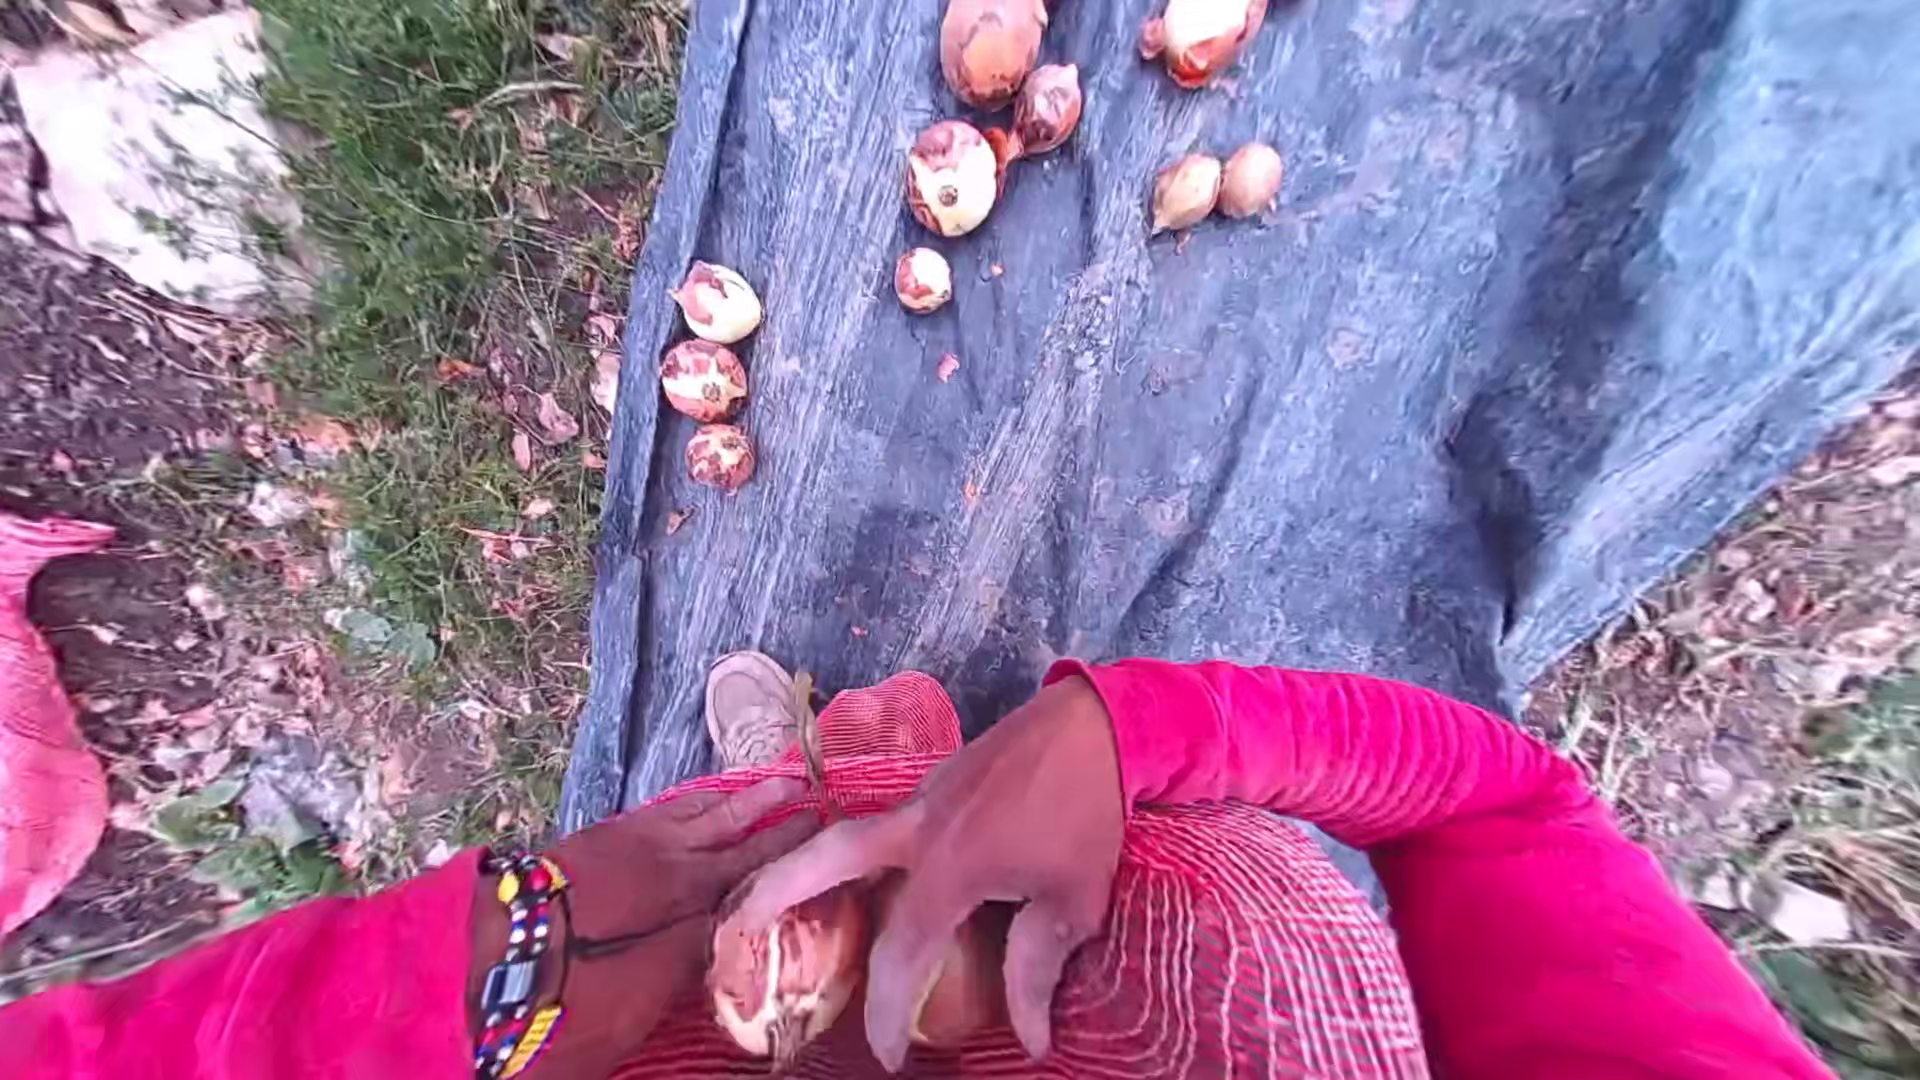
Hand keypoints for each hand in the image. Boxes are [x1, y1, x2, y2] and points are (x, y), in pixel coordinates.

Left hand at [468, 778, 818, 1078]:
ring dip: (749, 797)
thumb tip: (727, 938)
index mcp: (687, 907)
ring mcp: (647, 841)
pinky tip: (714, 796)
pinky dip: (705, 798)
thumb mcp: (629, 1008)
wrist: (477, 955)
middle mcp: (678, 864)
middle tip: (812, 796)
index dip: (788, 855)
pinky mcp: (618, 830)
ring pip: (713, 810)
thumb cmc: (556, 1002)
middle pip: (741, 835)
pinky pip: (676, 806)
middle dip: (779, 818)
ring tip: (782, 780)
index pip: (754, 875)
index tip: (819, 835)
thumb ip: (686, 966)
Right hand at [732, 677, 1125, 1069]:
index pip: (898, 951)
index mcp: (948, 862)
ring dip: (824, 864)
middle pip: (833, 855)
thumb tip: (1027, 1037)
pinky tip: (895, 870)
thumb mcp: (1070, 899)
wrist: (1093, 725)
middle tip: (737, 921)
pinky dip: (877, 849)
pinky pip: (896, 820)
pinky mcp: (942, 774)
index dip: (888, 1011)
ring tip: (799, 901)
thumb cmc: (1085, 813)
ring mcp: (927, 791)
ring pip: (861, 833)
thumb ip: (1037, 967)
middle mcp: (920, 823)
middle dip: (778, 888)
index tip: (891, 1054)